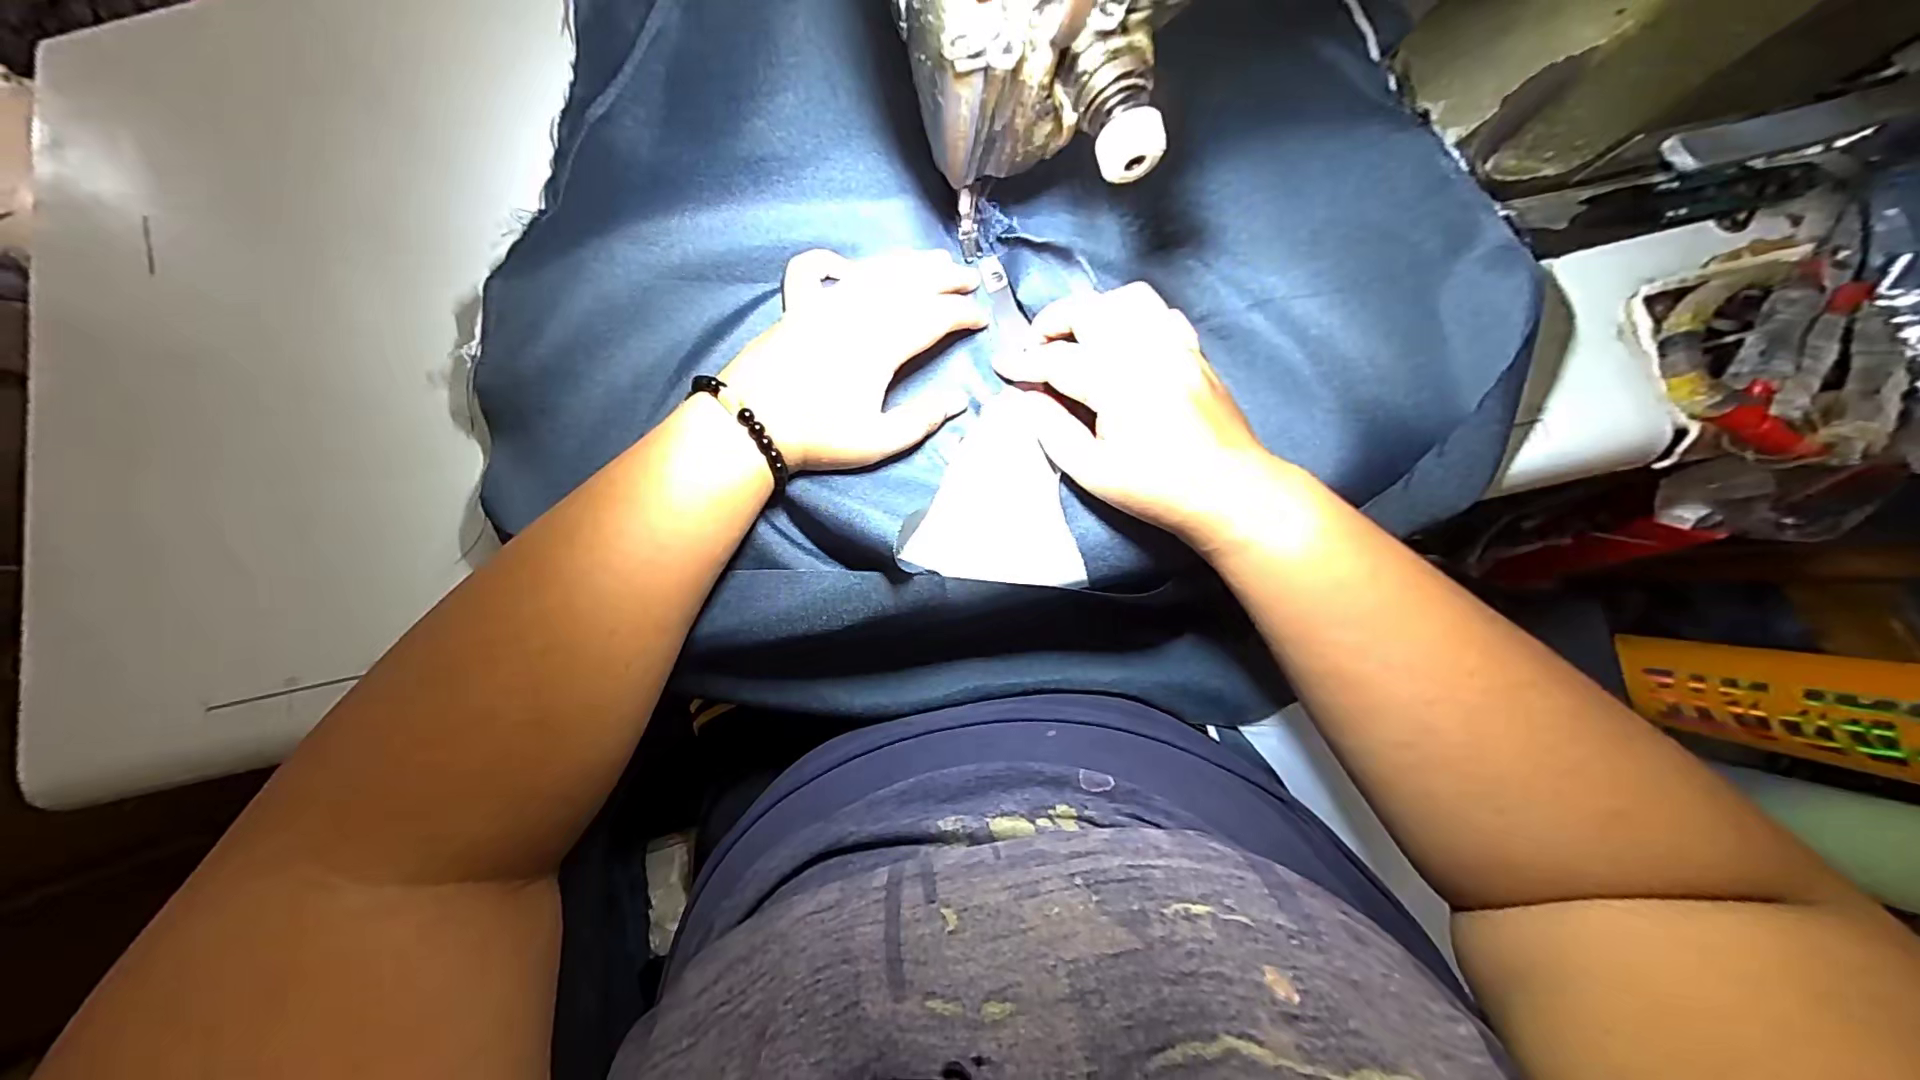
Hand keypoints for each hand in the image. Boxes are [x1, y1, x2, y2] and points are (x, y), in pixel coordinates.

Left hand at [715, 249, 986, 471]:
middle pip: (910, 285)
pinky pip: (811, 271)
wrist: (751, 423)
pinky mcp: (796, 308)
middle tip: (969, 279)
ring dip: (907, 263)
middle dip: (945, 279)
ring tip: (934, 259)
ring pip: (873, 271)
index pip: (933, 318)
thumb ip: (921, 420)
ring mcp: (825, 305)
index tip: (982, 318)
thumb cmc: (818, 437)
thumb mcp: (877, 440)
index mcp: (882, 345)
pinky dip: (831, 262)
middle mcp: (857, 313)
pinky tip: (848, 266)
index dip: (962, 315)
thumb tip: (958, 401)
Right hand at [994, 282, 1304, 547]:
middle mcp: (1146, 351)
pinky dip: (1132, 318)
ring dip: (1094, 310)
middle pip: (1090, 309)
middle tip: (1035, 348)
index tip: (1002, 365)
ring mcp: (1175, 346)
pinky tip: (1123, 343)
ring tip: (1077, 337)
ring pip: (1128, 298)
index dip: (1023, 362)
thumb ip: (1052, 429)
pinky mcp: (1194, 351)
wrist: (1229, 490)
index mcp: (1117, 381)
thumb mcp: (1093, 471)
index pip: (1057, 359)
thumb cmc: (1158, 488)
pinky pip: (1160, 313)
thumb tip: (1025, 399)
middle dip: (1052, 322)